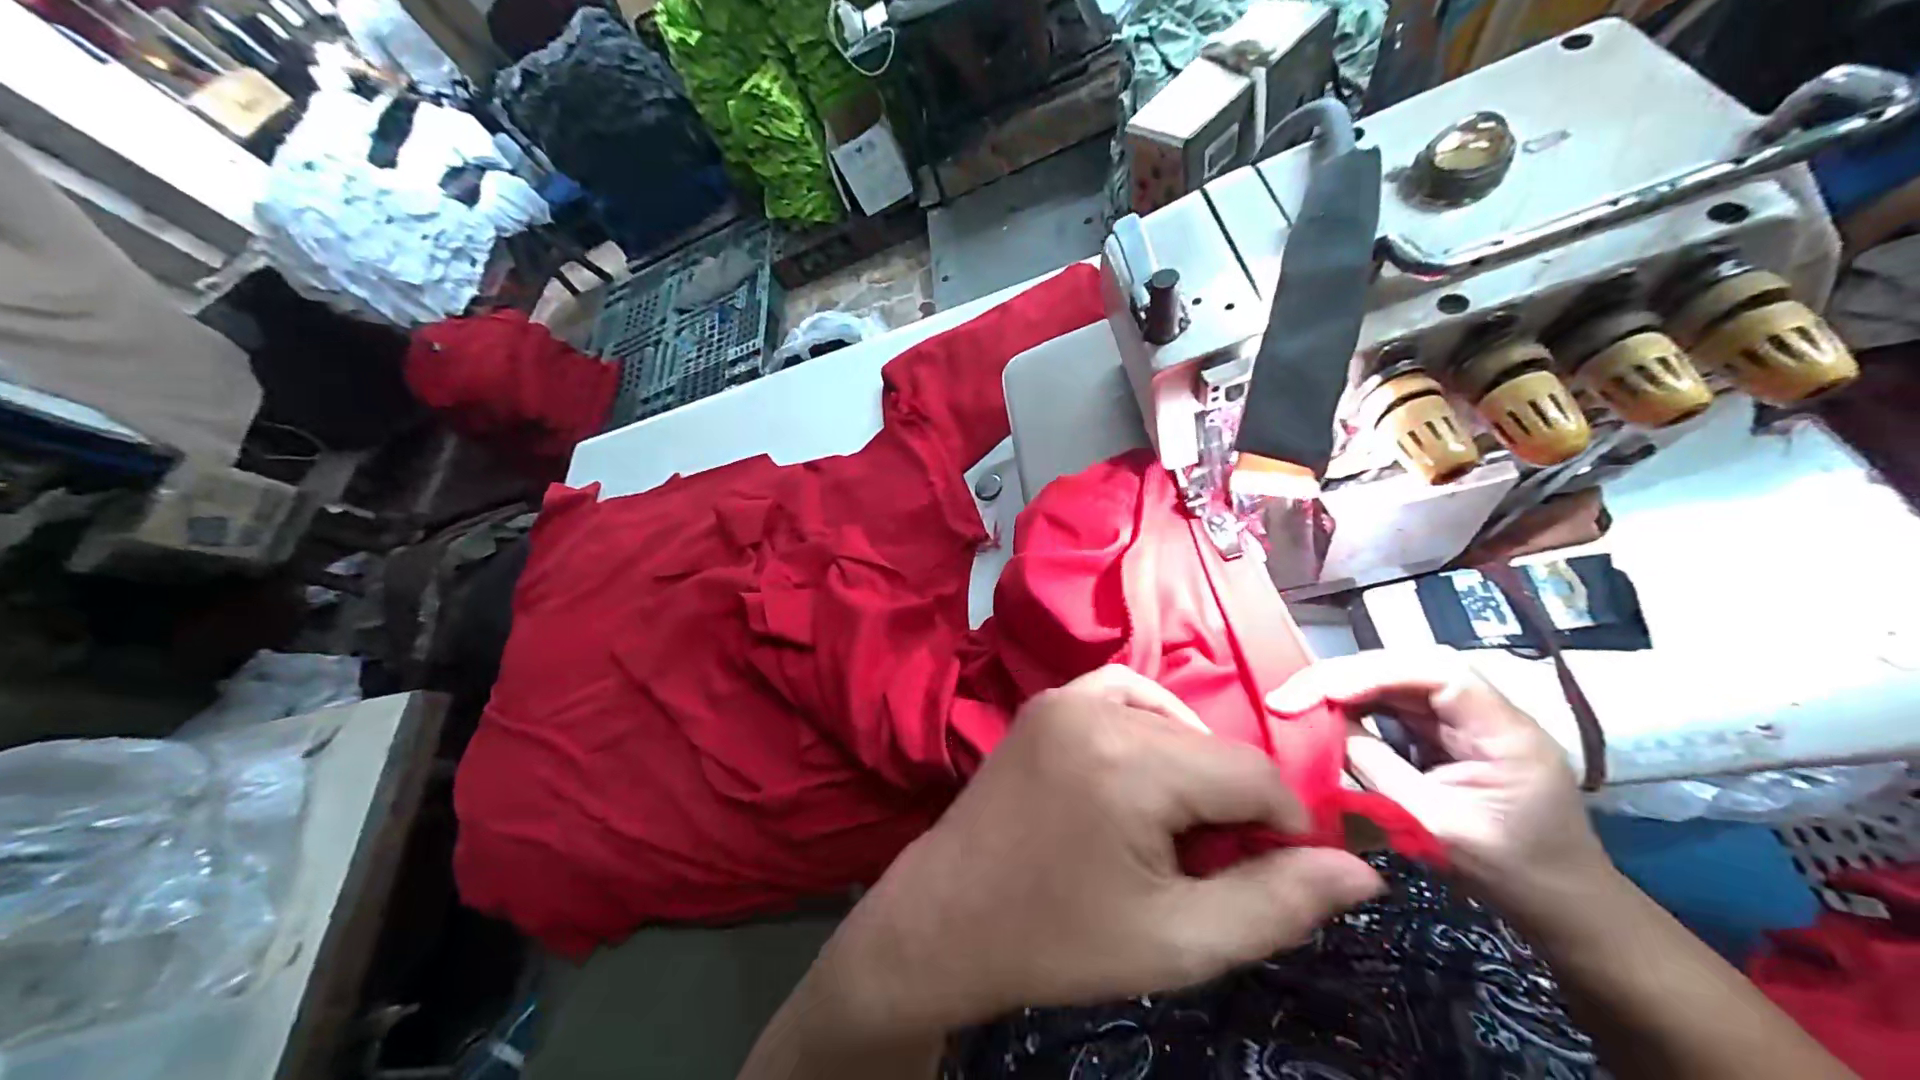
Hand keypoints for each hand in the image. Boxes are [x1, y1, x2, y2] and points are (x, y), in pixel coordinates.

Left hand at [815, 666, 1384, 1036]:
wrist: (948, 920)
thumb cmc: (1060, 940)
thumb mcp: (1180, 941)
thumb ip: (1278, 903)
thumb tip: (1361, 869)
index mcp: (1133, 763)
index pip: (1254, 776)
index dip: (1279, 829)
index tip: (1262, 873)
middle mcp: (1097, 710)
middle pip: (1212, 749)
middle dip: (1228, 806)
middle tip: (1197, 864)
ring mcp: (1063, 698)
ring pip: (1173, 722)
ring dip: (1190, 769)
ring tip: (1165, 828)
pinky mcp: (1044, 703)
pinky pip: (1122, 695)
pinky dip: (1149, 728)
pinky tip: (1139, 773)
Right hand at [1266, 648, 1613, 920]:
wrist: (1564, 909)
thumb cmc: (1512, 874)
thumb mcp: (1437, 826)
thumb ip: (1380, 769)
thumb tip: (1328, 727)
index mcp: (1504, 730)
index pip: (1436, 672)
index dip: (1373, 672)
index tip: (1322, 694)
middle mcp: (1486, 712)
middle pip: (1409, 667)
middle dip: (1347, 674)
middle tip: (1293, 695)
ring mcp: (1466, 722)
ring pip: (1396, 682)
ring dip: (1345, 687)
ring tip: (1299, 702)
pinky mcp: (1447, 735)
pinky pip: (1395, 706)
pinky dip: (1356, 706)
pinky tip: (1326, 714)